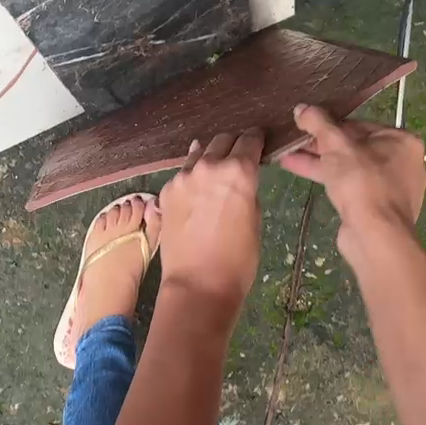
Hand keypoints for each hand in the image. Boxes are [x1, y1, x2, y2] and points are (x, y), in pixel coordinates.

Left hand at [154, 130, 263, 314]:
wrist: (197, 285)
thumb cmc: (238, 260)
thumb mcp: (255, 220)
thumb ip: (247, 190)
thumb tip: (239, 178)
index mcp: (239, 171)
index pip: (250, 139)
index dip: (256, 140)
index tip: (258, 142)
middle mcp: (210, 165)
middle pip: (223, 139)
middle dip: (233, 145)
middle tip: (238, 158)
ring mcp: (184, 176)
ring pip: (200, 152)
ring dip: (210, 158)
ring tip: (214, 173)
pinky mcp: (167, 190)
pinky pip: (183, 173)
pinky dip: (192, 176)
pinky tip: (196, 192)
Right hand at [278, 105, 425, 253]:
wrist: (375, 237)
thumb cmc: (362, 182)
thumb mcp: (335, 145)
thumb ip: (318, 123)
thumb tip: (301, 108)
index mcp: (402, 142)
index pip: (360, 124)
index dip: (330, 125)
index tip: (306, 125)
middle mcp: (402, 163)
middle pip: (353, 147)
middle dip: (320, 144)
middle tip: (294, 140)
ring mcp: (390, 188)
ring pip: (349, 167)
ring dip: (319, 161)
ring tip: (287, 154)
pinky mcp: (377, 208)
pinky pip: (350, 185)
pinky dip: (328, 178)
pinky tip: (299, 170)